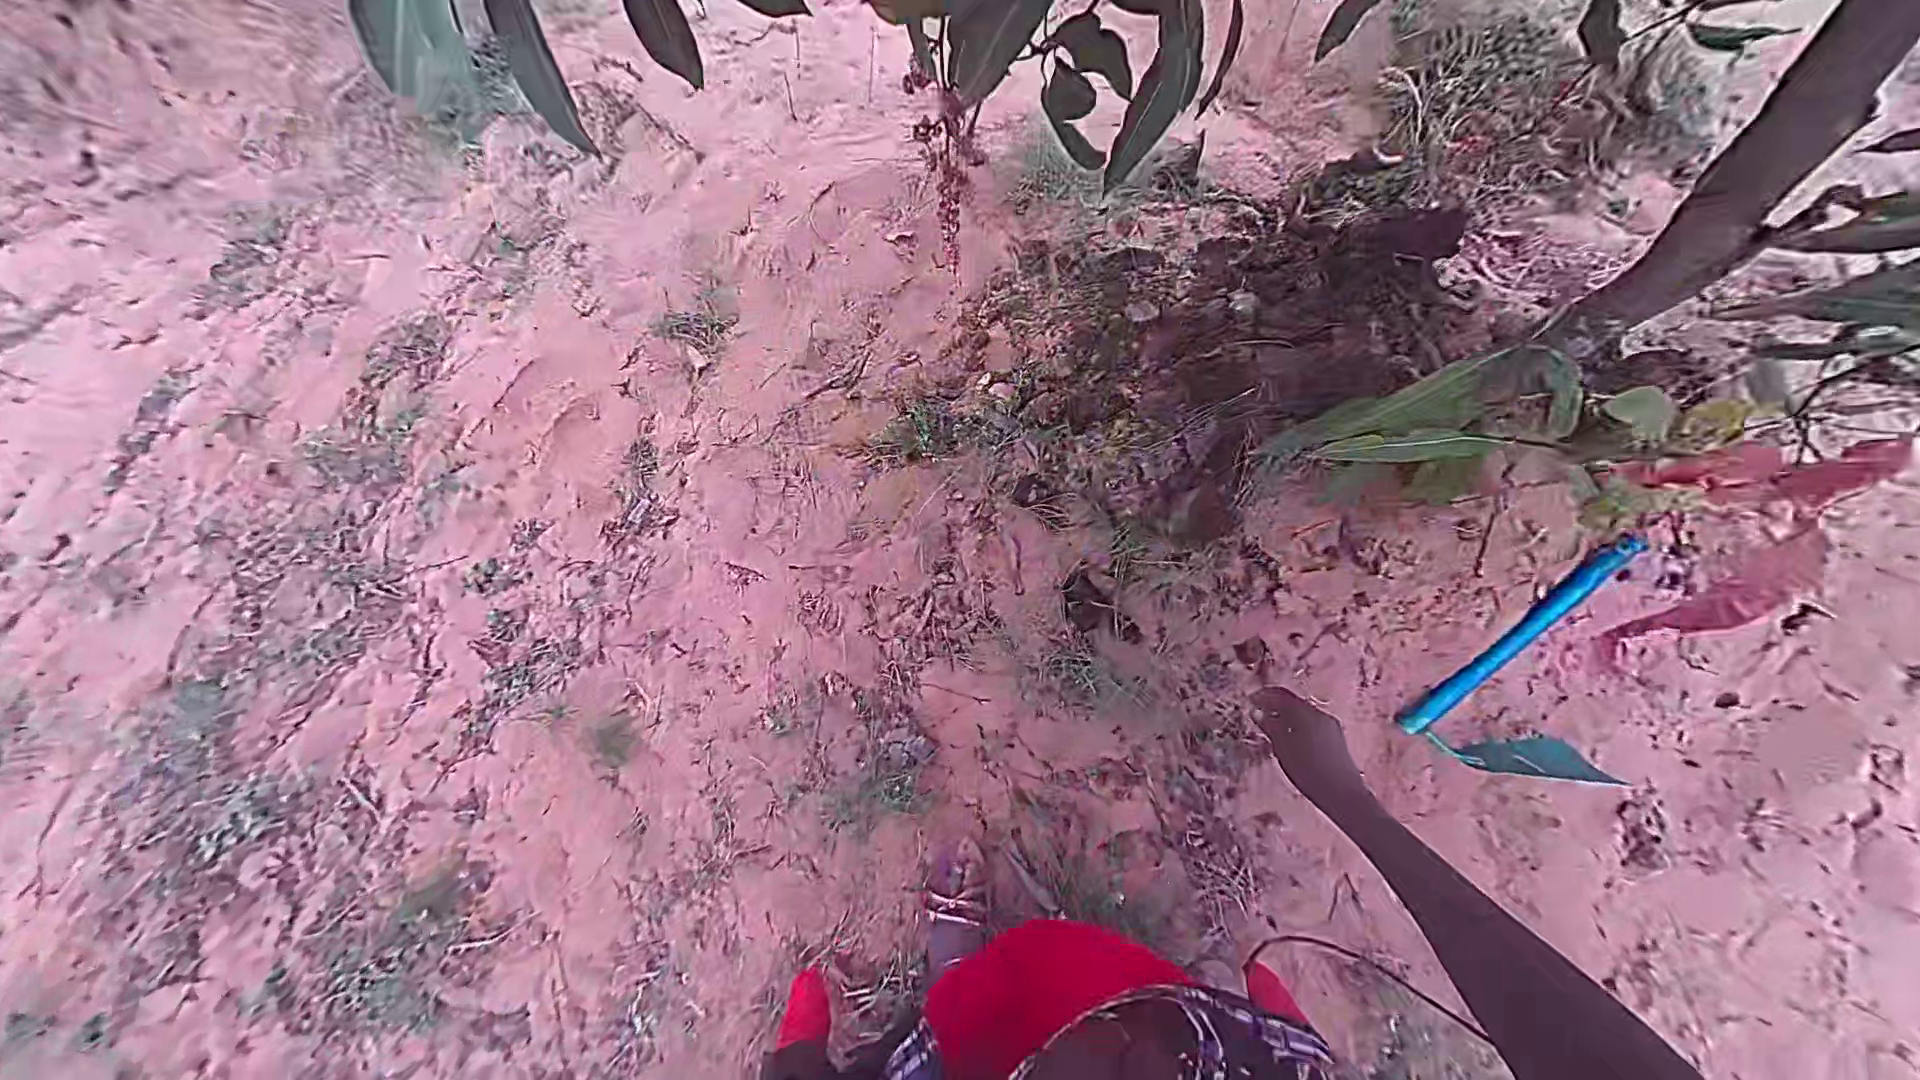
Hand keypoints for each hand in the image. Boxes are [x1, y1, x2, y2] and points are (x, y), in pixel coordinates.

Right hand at [1250, 687, 1370, 808]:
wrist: (1343, 795)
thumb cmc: (1310, 771)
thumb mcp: (1283, 748)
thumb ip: (1269, 726)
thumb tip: (1257, 712)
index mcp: (1307, 714)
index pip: (1281, 695)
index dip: (1264, 695)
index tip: (1251, 699)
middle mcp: (1321, 715)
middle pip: (1293, 702)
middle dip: (1275, 704)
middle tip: (1258, 711)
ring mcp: (1331, 726)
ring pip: (1303, 713)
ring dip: (1286, 715)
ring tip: (1270, 725)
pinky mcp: (1335, 738)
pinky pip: (1311, 723)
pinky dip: (1297, 724)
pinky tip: (1289, 736)